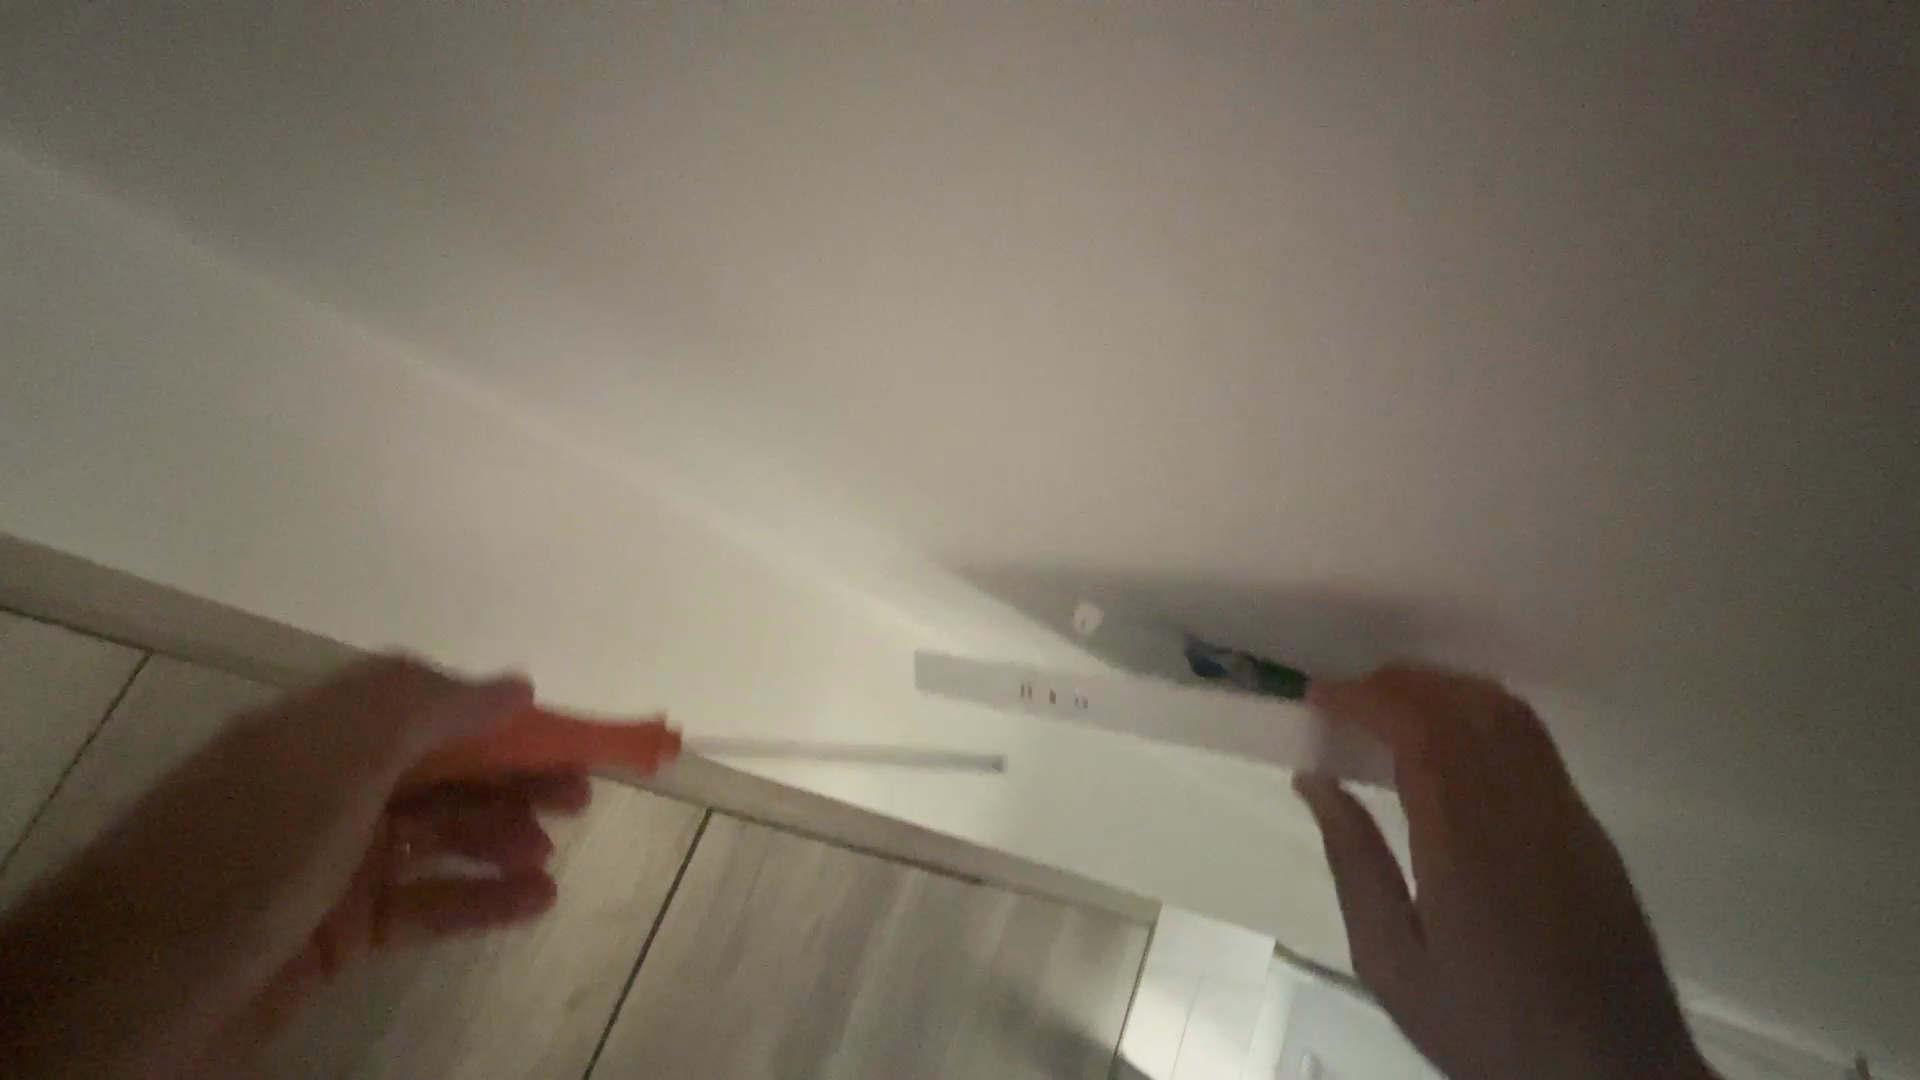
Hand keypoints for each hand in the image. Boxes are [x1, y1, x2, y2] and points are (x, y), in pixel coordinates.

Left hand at [0, 657, 583, 1078]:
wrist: (100, 1016)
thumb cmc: (236, 862)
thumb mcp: (333, 762)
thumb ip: (430, 711)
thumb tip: (519, 686)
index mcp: (331, 735)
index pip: (447, 708)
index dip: (518, 718)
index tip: (581, 734)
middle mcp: (338, 787)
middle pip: (455, 770)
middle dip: (523, 778)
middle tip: (583, 797)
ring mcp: (339, 859)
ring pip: (449, 834)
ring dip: (509, 836)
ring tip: (550, 853)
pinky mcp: (342, 928)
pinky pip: (432, 901)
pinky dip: (485, 898)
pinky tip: (535, 899)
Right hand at [1293, 665, 1713, 1079]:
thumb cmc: (1484, 1026)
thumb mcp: (1390, 960)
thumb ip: (1353, 861)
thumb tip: (1315, 781)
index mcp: (1468, 846)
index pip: (1420, 732)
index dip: (1365, 699)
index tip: (1319, 698)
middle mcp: (1525, 816)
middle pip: (1465, 706)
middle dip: (1397, 683)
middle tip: (1344, 697)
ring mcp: (1567, 818)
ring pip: (1507, 714)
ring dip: (1441, 689)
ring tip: (1388, 704)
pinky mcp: (1588, 829)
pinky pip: (1532, 741)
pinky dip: (1478, 712)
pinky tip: (1445, 736)